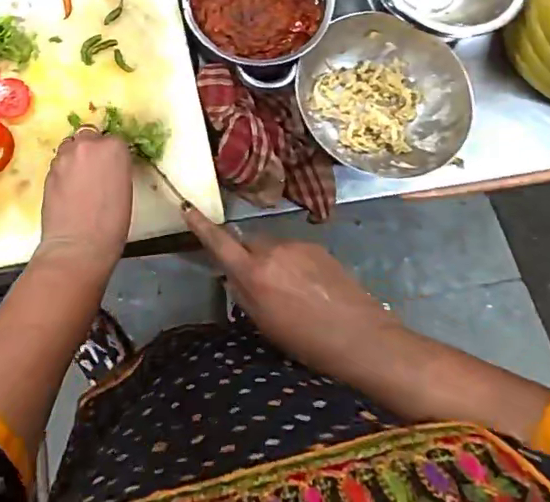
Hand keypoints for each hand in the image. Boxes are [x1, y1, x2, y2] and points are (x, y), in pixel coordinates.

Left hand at [36, 128, 133, 270]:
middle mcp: (88, 145)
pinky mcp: (49, 170)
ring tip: (78, 179)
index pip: (115, 140)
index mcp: (113, 148)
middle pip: (89, 136)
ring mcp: (65, 156)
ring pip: (70, 146)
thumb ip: (115, 168)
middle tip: (94, 171)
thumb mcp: (124, 189)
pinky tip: (67, 189)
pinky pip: (59, 162)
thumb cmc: (112, 224)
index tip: (112, 168)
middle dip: (91, 149)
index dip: (113, 155)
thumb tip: (106, 167)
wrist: (78, 245)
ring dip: (75, 156)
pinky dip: (64, 170)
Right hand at [183, 207, 404, 377]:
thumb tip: (232, 274)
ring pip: (272, 247)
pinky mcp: (317, 246)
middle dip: (247, 256)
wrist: (362, 337)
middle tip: (257, 283)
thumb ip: (243, 293)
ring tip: (290, 292)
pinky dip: (293, 263)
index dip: (201, 226)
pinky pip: (293, 250)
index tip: (187, 208)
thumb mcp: (265, 324)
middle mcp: (272, 250)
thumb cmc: (308, 341)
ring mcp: (296, 245)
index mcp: (254, 273)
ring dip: (272, 261)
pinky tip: (309, 288)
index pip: (220, 243)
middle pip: (248, 243)